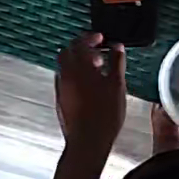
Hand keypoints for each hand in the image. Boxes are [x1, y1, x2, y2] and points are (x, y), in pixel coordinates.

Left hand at [56, 33, 125, 155]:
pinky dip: (76, 75)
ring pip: (65, 67)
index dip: (90, 37)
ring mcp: (61, 88)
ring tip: (97, 68)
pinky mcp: (61, 100)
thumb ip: (117, 62)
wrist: (88, 141)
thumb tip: (117, 47)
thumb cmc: (104, 114)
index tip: (101, 37)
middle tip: (98, 50)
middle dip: (81, 48)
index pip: (79, 43)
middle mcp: (65, 76)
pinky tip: (90, 85)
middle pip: (67, 53)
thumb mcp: (117, 85)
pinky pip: (66, 80)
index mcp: (79, 68)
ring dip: (78, 62)